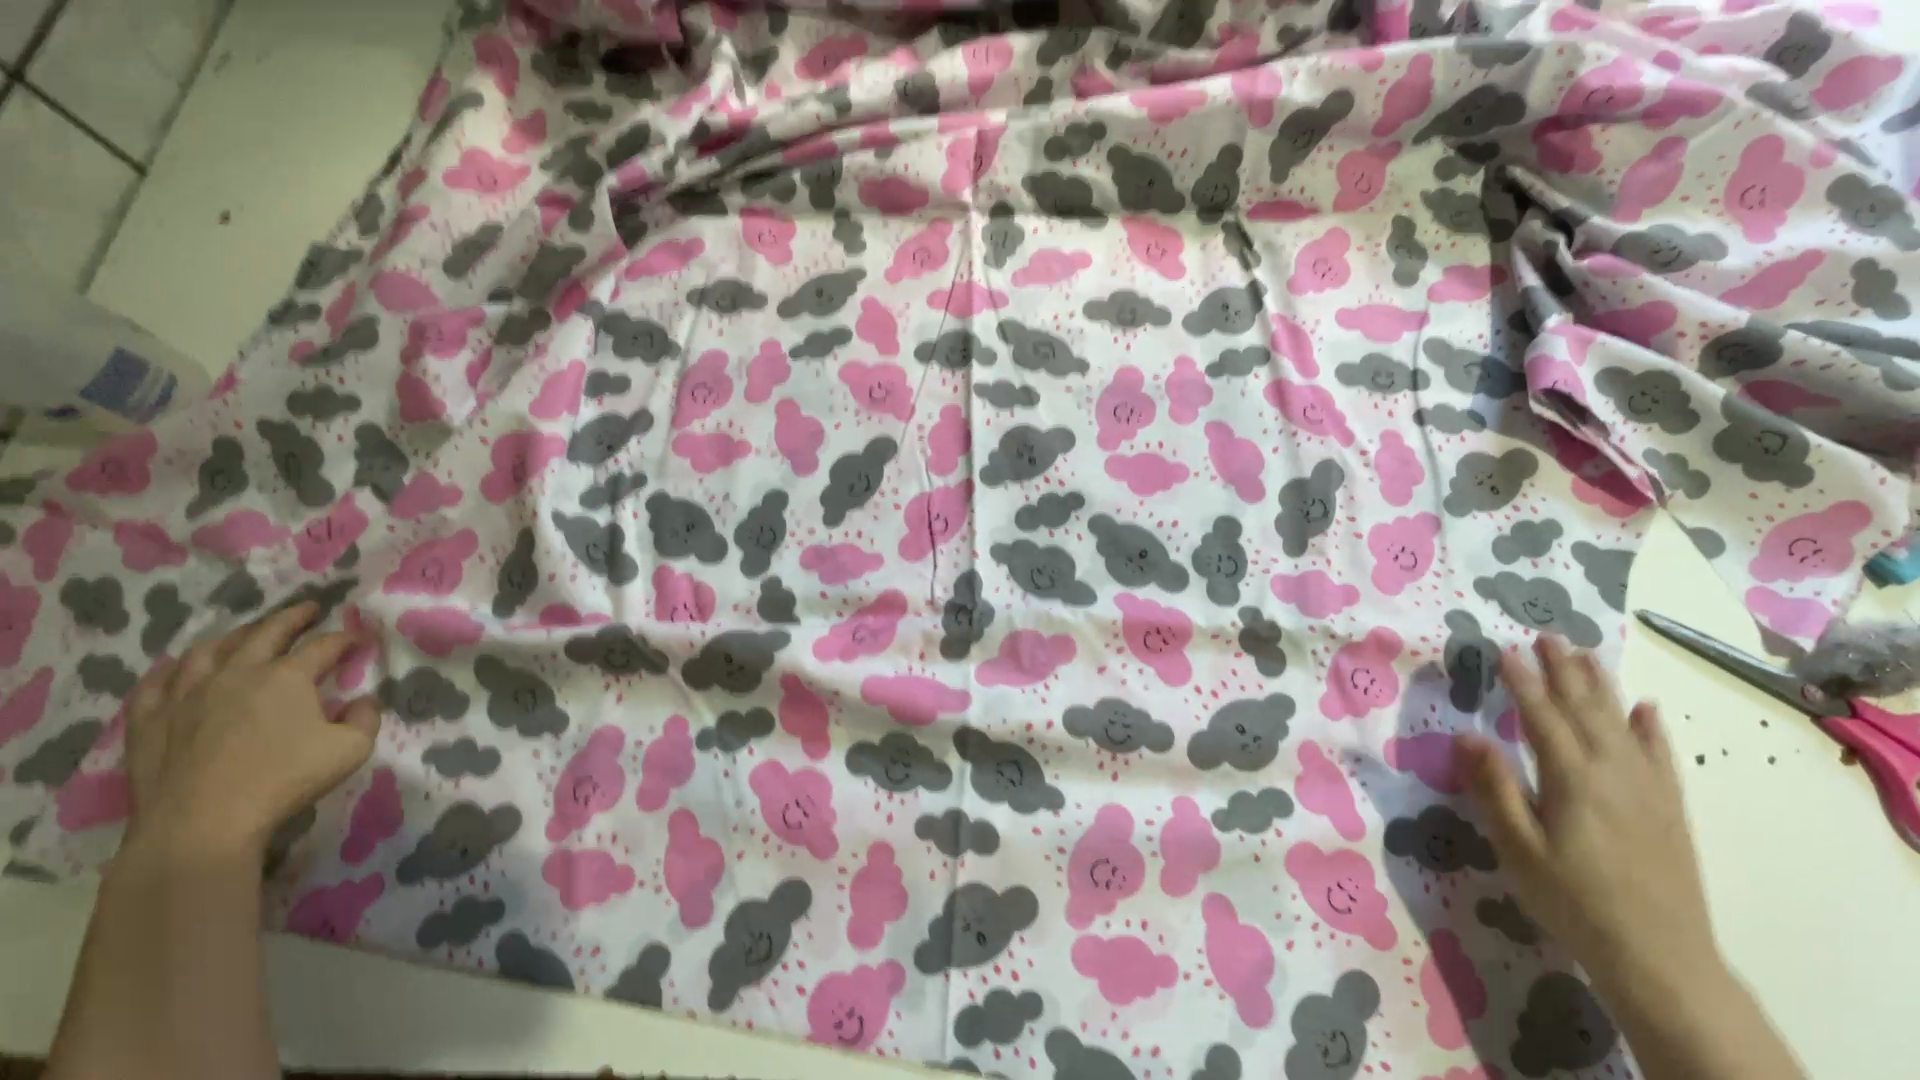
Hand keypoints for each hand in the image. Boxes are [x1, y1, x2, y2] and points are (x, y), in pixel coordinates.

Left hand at [123, 603, 381, 859]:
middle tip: (307, 609)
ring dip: (232, 637)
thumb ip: (366, 719)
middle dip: (291, 618)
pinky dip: (171, 671)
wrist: (203, 821)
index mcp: (287, 677)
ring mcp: (186, 693)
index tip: (358, 639)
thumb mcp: (351, 750)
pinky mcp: (149, 718)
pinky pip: (156, 683)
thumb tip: (364, 701)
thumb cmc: (284, 781)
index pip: (323, 646)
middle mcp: (237, 672)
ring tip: (243, 634)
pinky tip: (177, 670)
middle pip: (265, 633)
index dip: (345, 639)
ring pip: (208, 651)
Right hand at [1457, 636, 1724, 998]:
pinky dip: (1651, 727)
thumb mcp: (1517, 847)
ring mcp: (1648, 787)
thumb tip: (1467, 735)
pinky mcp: (1669, 807)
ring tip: (1586, 654)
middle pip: (1584, 708)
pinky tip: (1645, 708)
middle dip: (1563, 670)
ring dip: (1601, 685)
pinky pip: (1660, 754)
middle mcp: (1613, 770)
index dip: (1522, 682)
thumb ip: (1495, 787)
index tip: (1504, 649)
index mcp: (1571, 777)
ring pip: (1621, 722)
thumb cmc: (1571, 900)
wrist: (1657, 953)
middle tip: (1547, 636)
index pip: (1540, 716)